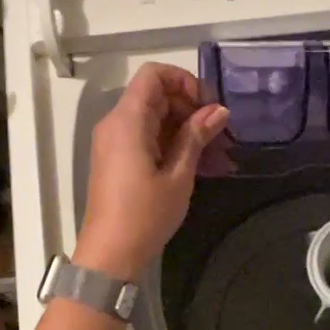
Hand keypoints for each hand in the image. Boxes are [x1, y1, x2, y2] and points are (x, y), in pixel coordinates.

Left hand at [74, 63, 228, 278]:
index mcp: (127, 120)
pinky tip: (199, 164)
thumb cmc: (146, 215)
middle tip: (219, 135)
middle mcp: (116, 123)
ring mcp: (114, 142)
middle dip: (190, 108)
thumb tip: (220, 110)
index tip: (208, 106)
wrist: (110, 254)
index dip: (184, 81)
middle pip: (155, 96)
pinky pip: (146, 137)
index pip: (154, 75)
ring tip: (216, 154)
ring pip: (153, 118)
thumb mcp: (179, 175)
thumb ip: (196, 137)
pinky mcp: (117, 160)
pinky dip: (171, 143)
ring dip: (185, 129)